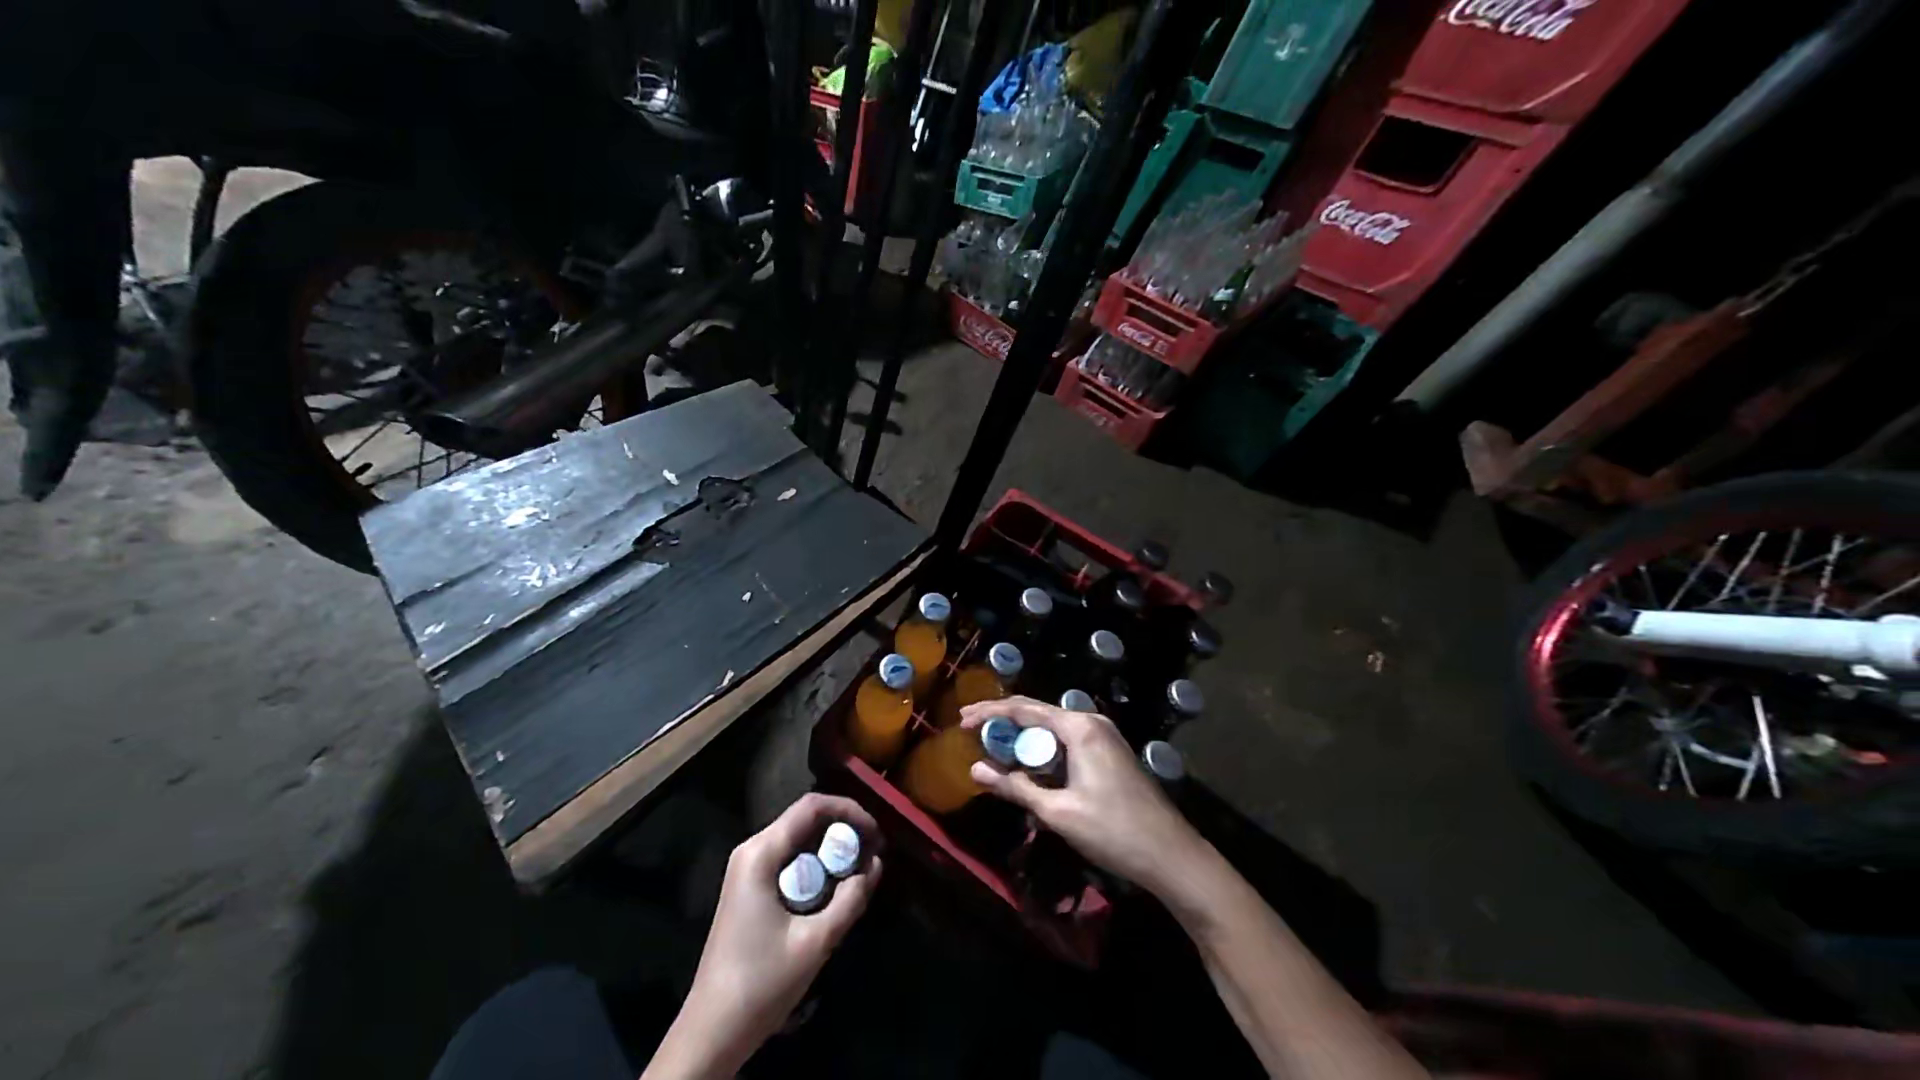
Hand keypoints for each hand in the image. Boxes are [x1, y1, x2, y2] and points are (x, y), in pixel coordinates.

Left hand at [643, 794, 882, 1079]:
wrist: (713, 1029)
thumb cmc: (762, 982)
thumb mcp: (817, 941)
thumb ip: (851, 899)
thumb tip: (876, 864)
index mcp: (761, 853)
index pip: (812, 807)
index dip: (849, 811)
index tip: (877, 836)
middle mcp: (752, 851)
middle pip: (806, 820)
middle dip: (844, 832)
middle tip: (874, 857)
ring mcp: (749, 869)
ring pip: (800, 841)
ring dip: (833, 852)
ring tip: (861, 874)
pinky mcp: (752, 888)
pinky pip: (791, 861)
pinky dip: (818, 868)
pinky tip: (835, 892)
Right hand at [960, 696, 1207, 900]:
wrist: (1171, 854)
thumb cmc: (1113, 831)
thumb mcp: (1058, 811)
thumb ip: (1016, 787)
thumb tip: (975, 770)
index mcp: (1079, 728)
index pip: (1024, 709)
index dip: (990, 713)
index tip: (961, 720)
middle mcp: (1092, 722)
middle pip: (1038, 712)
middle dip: (1002, 720)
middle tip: (970, 728)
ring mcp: (1104, 736)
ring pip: (1052, 726)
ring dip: (1022, 735)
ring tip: (992, 744)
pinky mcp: (1110, 752)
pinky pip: (1067, 740)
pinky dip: (1042, 747)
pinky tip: (1027, 761)